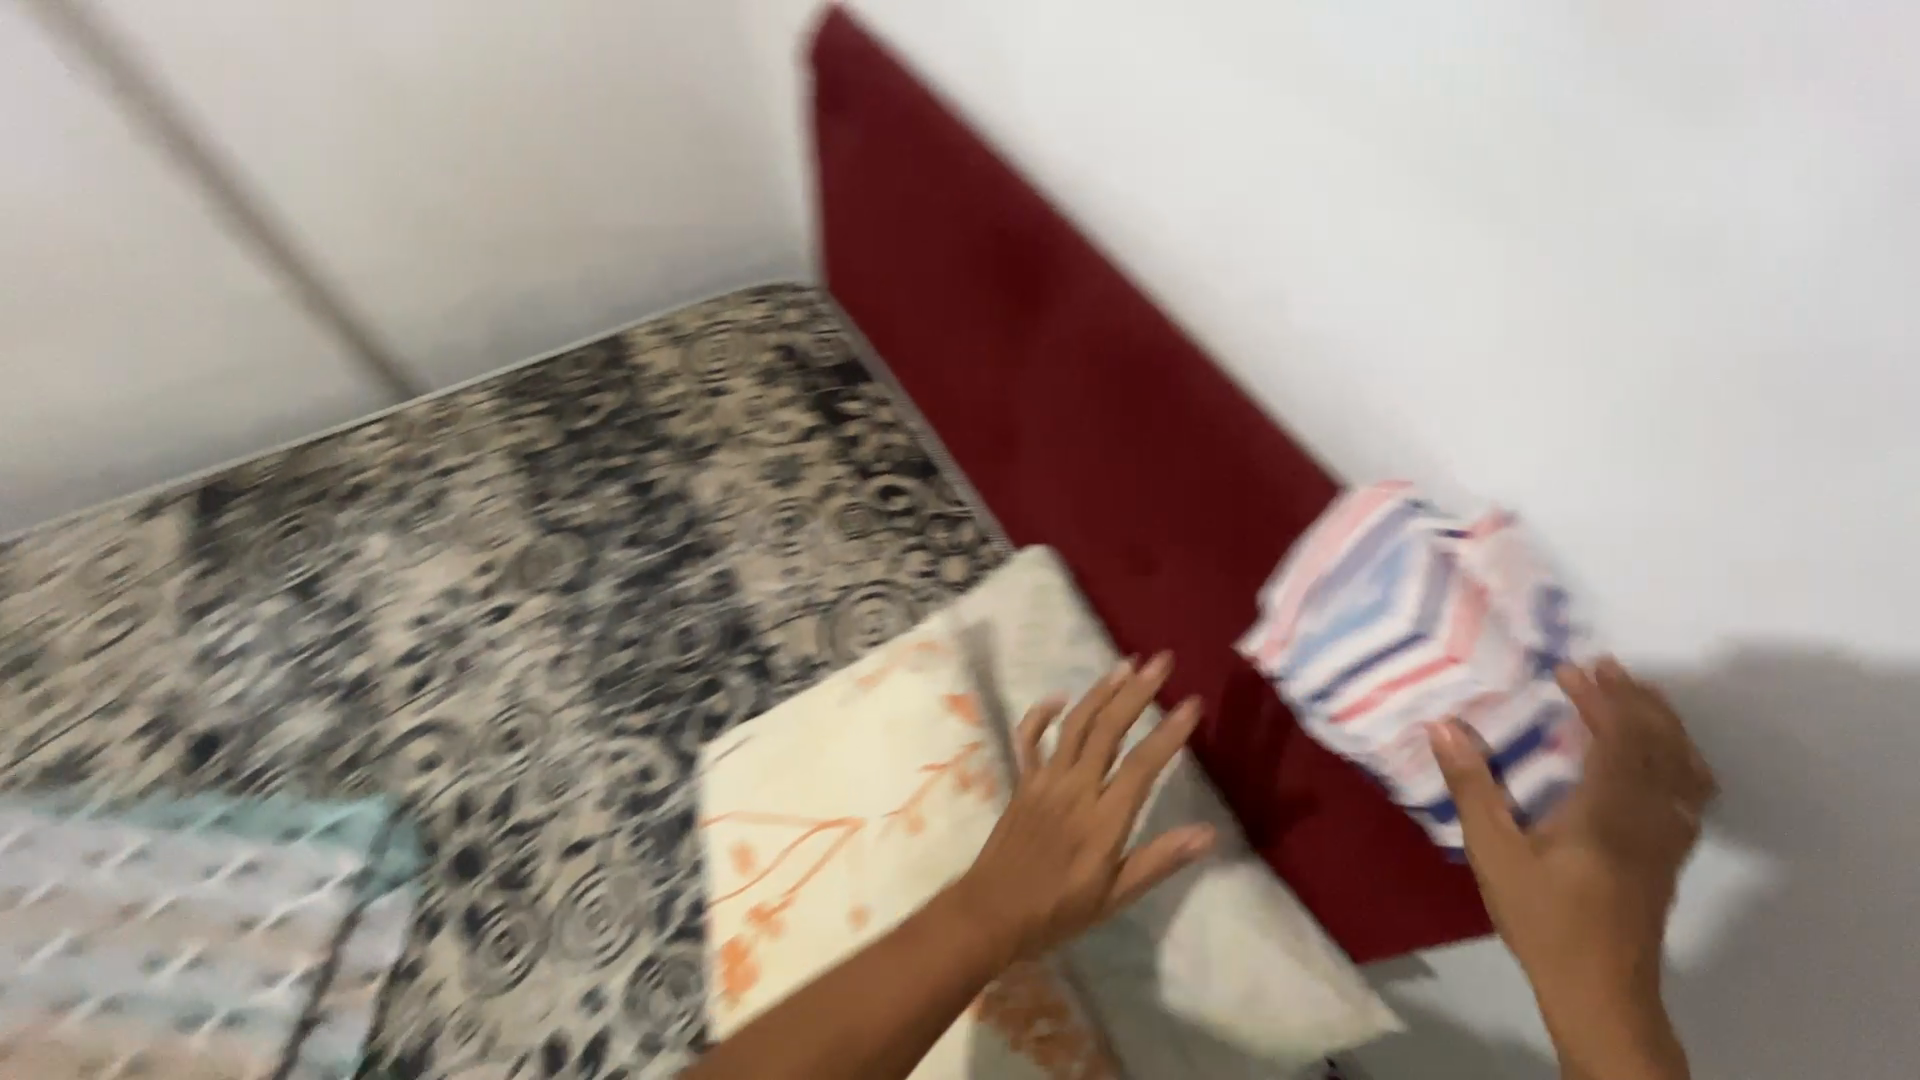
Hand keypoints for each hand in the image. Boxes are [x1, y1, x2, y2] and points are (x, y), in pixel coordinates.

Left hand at [949, 652, 1215, 962]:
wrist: (991, 912)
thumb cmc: (1059, 911)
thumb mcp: (1115, 896)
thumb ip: (1159, 860)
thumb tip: (1208, 833)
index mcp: (1103, 819)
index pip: (1142, 765)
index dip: (1169, 732)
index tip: (1192, 703)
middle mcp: (1074, 789)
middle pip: (1108, 728)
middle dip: (1137, 692)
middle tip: (1161, 661)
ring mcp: (1044, 780)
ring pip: (1075, 724)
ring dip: (1101, 691)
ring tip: (1126, 665)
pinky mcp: (1022, 781)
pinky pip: (1029, 739)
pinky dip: (1042, 714)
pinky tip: (1060, 697)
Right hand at [1430, 658, 1714, 1077]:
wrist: (1600, 987)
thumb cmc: (1541, 917)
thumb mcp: (1493, 853)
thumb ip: (1472, 787)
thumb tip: (1443, 726)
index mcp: (1608, 813)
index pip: (1618, 740)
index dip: (1601, 699)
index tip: (1572, 670)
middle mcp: (1650, 817)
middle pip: (1661, 745)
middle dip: (1634, 700)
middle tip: (1603, 667)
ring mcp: (1669, 837)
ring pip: (1684, 767)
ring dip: (1662, 724)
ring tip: (1634, 696)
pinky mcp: (1672, 854)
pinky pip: (1691, 792)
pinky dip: (1679, 758)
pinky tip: (1658, 755)